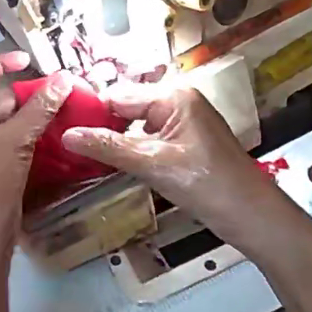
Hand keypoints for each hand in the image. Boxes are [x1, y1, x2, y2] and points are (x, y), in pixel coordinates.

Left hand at [0, 52, 70, 262]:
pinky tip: (54, 137)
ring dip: (34, 116)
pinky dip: (30, 136)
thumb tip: (64, 78)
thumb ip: (40, 107)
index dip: (4, 62)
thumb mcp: (16, 139)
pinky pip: (11, 141)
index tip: (31, 60)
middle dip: (29, 94)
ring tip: (65, 112)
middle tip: (62, 92)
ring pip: (8, 122)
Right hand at [59, 83, 294, 250]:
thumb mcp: (153, 164)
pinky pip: (149, 139)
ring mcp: (183, 123)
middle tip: (65, 145)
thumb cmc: (207, 184)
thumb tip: (67, 134)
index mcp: (174, 96)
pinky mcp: (184, 144)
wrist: (252, 216)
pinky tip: (111, 165)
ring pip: (137, 126)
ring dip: (115, 140)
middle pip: (127, 108)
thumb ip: (110, 147)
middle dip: (101, 126)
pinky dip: (131, 150)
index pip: (120, 95)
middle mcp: (178, 102)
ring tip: (81, 156)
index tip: (59, 126)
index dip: (91, 111)